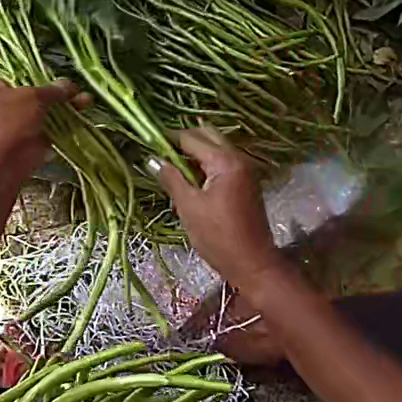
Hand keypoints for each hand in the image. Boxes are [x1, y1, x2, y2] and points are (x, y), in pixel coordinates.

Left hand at [0, 79, 86, 178]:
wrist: (3, 161)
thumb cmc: (11, 120)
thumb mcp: (33, 97)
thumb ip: (53, 90)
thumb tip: (70, 85)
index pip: (23, 80)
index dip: (43, 78)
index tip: (62, 79)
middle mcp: (9, 107)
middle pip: (39, 98)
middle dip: (60, 94)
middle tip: (78, 91)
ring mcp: (23, 127)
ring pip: (49, 115)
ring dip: (67, 109)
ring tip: (87, 101)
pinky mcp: (35, 144)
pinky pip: (54, 131)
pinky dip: (67, 126)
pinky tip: (82, 118)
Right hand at [155, 128, 291, 290]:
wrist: (253, 264)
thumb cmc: (219, 237)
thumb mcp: (189, 207)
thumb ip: (171, 179)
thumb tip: (153, 160)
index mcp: (225, 161)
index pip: (192, 138)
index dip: (169, 140)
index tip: (149, 145)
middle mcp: (239, 159)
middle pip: (207, 137)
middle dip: (183, 144)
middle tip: (161, 157)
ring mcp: (245, 171)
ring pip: (215, 151)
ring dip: (194, 157)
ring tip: (173, 174)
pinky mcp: (246, 184)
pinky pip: (223, 165)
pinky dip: (206, 169)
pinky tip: (191, 186)